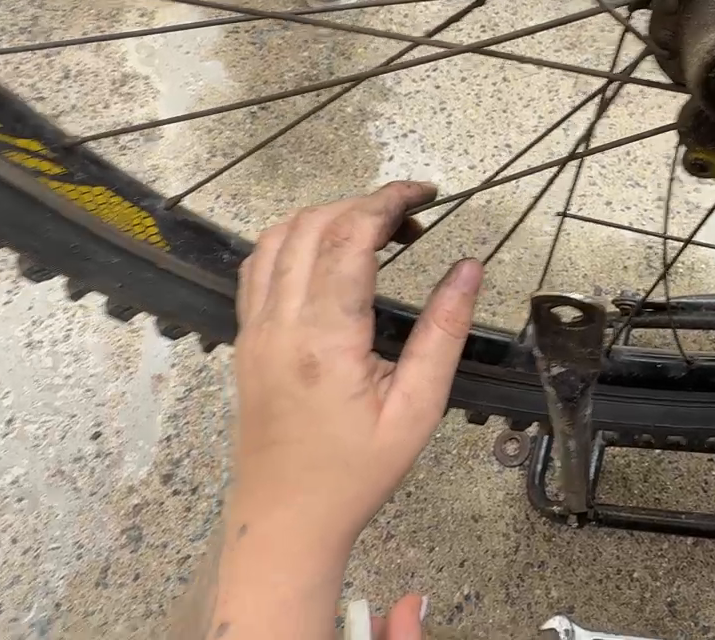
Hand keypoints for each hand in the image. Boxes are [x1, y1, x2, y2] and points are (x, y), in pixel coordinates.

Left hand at [209, 182, 481, 638]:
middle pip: (314, 224)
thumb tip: (469, 267)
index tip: (427, 193)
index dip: (389, 201)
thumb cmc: (357, 470)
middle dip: (367, 203)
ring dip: (330, 215)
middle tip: (415, 218)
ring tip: (379, 231)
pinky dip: (297, 237)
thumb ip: (444, 332)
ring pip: (279, 236)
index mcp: (324, 337)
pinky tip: (331, 252)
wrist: (286, 521)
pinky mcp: (245, 336)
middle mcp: (279, 321)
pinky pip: (259, 263)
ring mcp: (254, 327)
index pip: (350, 236)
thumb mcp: (419, 408)